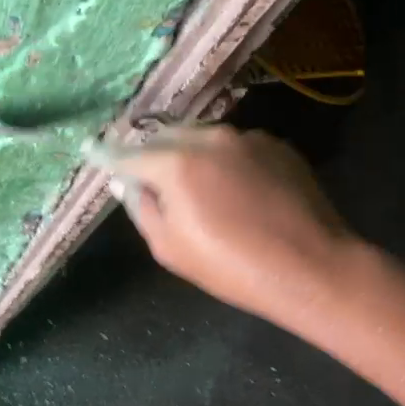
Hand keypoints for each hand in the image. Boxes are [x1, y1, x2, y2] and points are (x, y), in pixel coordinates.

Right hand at [99, 124, 358, 320]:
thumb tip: (128, 183)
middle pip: (165, 137)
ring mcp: (246, 139)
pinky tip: (235, 189)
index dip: (106, 155)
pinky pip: (235, 147)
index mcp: (175, 164)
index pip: (127, 154)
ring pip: (202, 138)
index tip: (90, 150)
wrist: (314, 268)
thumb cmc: (232, 266)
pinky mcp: (277, 146)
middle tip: (149, 178)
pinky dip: (225, 161)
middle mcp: (208, 139)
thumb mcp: (170, 249)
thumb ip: (142, 208)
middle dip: (152, 153)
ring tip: (197, 185)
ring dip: (190, 155)